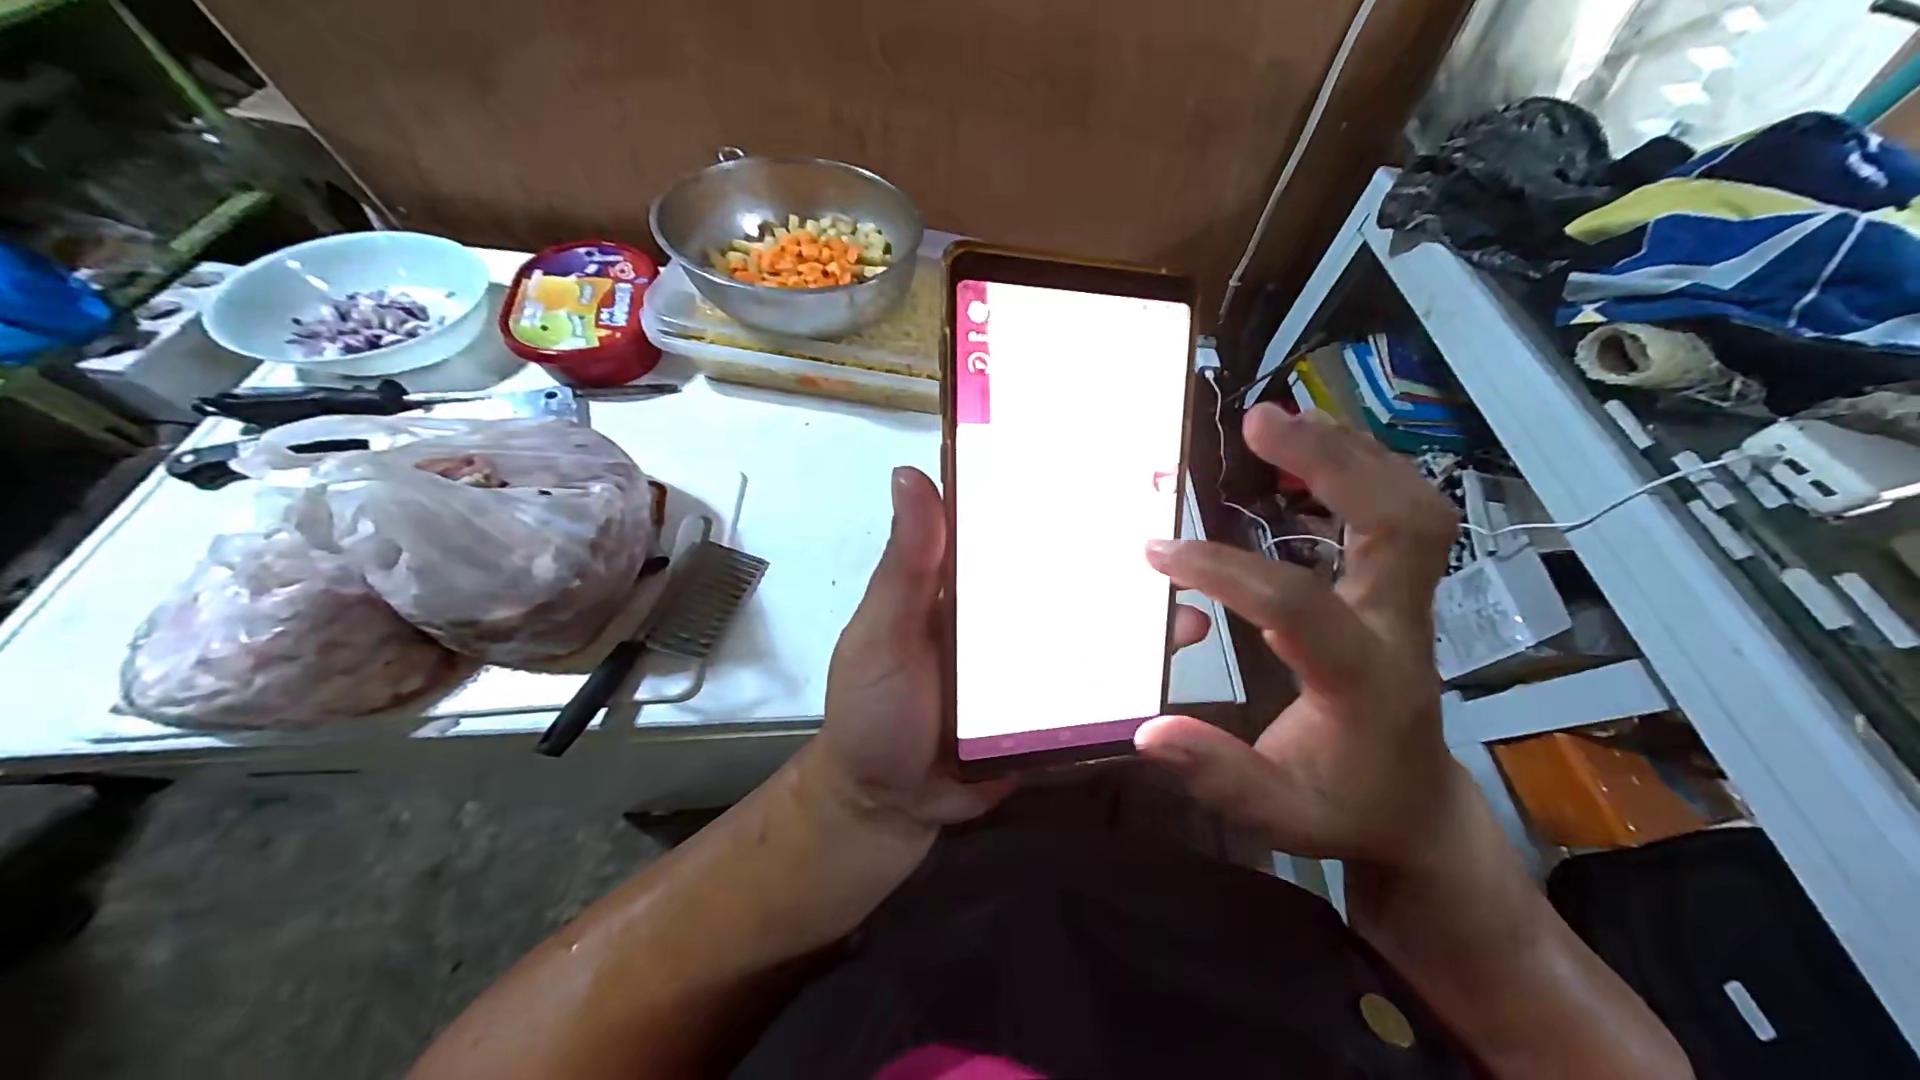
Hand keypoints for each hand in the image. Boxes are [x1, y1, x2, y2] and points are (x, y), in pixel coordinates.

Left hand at [811, 466, 1212, 832]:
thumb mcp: (883, 632)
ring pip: (1088, 628)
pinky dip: (1128, 675)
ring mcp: (1030, 661)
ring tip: (1184, 608)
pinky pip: (1094, 685)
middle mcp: (1002, 614)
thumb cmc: (873, 709)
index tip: (1100, 463)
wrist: (891, 805)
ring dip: (1132, 617)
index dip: (1046, 494)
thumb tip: (909, 473)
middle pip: (1062, 577)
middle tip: (1168, 535)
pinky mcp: (1048, 707)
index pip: (1009, 525)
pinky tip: (1170, 666)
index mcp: (963, 582)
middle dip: (1112, 558)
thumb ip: (905, 565)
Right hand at [1136, 405, 1468, 869]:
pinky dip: (1361, 471)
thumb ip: (1217, 773)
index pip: (1296, 605)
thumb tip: (1149, 731)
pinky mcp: (1400, 594)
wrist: (1416, 809)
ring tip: (1283, 419)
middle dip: (1332, 463)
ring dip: (1351, 454)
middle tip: (1259, 421)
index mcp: (1365, 681)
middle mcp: (1399, 629)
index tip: (1156, 550)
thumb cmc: (1343, 807)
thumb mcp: (1276, 813)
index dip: (1223, 571)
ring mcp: (1409, 606)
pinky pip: (1401, 515)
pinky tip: (1314, 453)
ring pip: (1412, 508)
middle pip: (1400, 525)